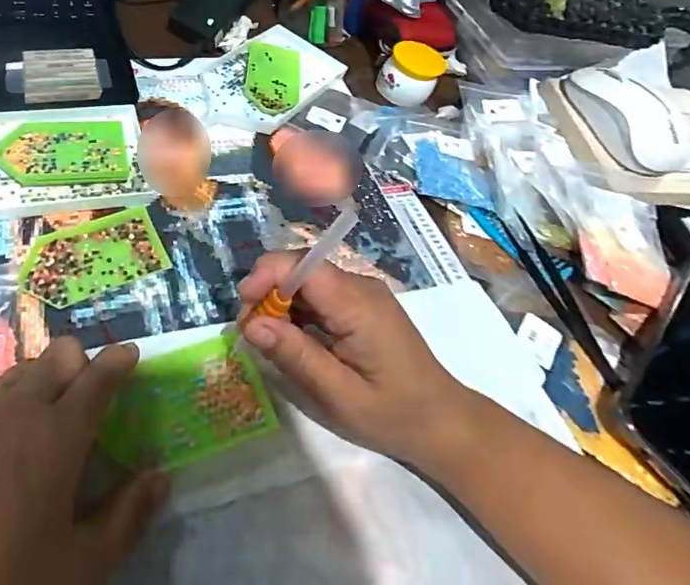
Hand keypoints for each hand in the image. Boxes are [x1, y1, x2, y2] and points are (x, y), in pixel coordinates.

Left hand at [0, 339, 168, 584]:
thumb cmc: (12, 581)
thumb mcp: (82, 563)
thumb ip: (126, 516)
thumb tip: (158, 478)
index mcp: (57, 433)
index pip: (96, 377)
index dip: (117, 361)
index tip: (131, 354)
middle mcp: (17, 409)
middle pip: (56, 356)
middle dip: (80, 364)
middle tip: (90, 399)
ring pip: (22, 370)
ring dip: (44, 379)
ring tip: (50, 419)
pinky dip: (12, 400)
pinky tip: (9, 443)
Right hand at [238, 253, 466, 465]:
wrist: (445, 424)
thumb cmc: (394, 414)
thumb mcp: (339, 395)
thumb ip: (296, 356)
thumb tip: (250, 325)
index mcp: (357, 303)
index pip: (302, 265)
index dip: (267, 276)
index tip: (244, 307)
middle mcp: (359, 286)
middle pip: (301, 268)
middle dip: (267, 291)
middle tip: (250, 330)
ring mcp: (362, 293)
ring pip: (307, 280)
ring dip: (279, 301)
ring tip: (266, 338)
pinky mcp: (361, 304)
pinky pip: (319, 294)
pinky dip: (297, 309)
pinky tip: (292, 338)